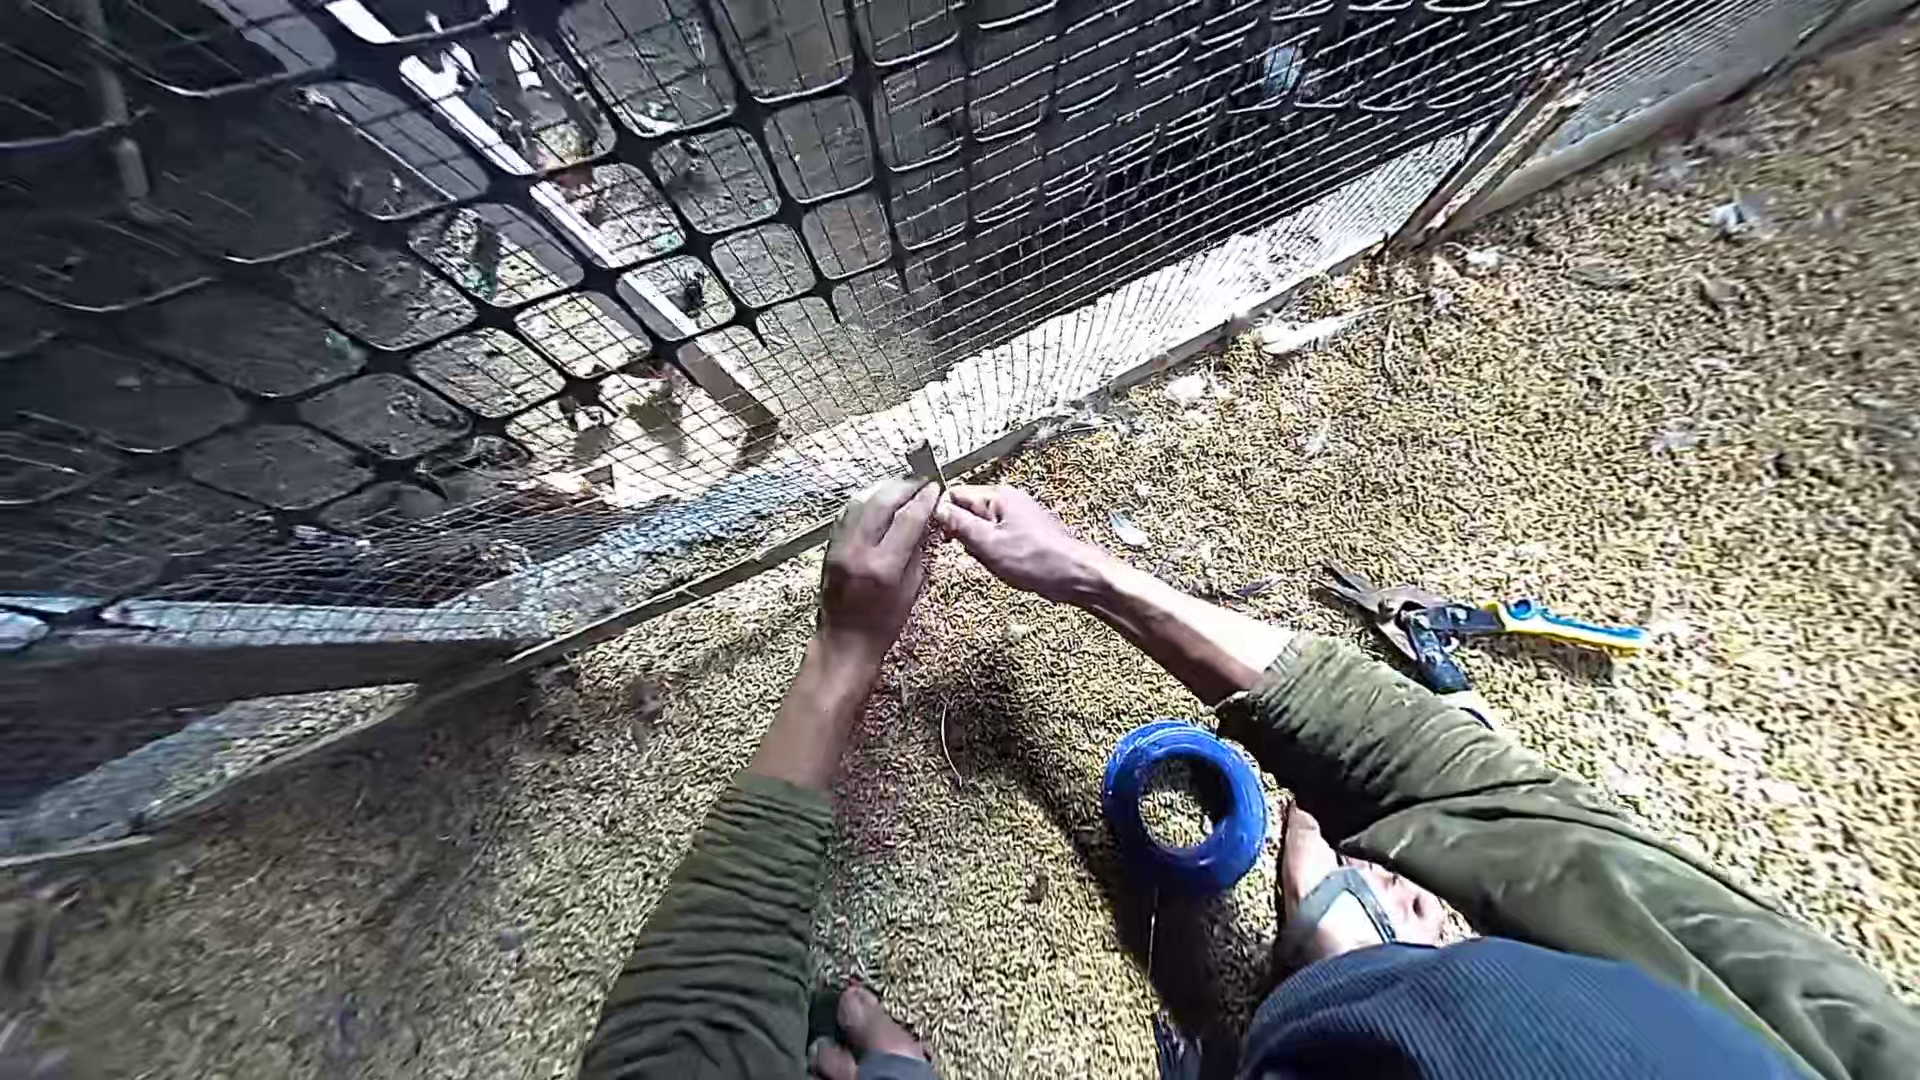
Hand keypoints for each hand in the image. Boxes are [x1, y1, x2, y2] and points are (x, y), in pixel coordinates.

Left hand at [818, 477, 939, 662]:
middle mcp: (858, 551)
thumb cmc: (884, 622)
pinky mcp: (829, 546)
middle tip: (921, 483)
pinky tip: (878, 500)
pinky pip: (848, 512)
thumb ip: (919, 551)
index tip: (935, 489)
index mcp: (884, 566)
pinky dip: (865, 501)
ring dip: (884, 489)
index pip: (908, 519)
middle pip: (882, 501)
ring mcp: (839, 546)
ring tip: (902, 487)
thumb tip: (927, 519)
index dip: (924, 499)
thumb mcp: (912, 588)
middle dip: (905, 487)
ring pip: (861, 501)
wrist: (844, 640)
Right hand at [933, 485, 1109, 603]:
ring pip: (983, 529)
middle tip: (977, 553)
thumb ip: (959, 524)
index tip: (944, 535)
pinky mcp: (1026, 533)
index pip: (956, 494)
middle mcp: (1009, 500)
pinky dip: (997, 554)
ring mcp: (1019, 517)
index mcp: (999, 496)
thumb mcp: (988, 543)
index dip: (944, 515)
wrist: (1077, 575)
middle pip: (969, 512)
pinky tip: (1007, 566)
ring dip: (982, 548)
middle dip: (966, 536)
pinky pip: (999, 540)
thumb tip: (937, 509)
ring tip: (997, 562)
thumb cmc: (1038, 559)